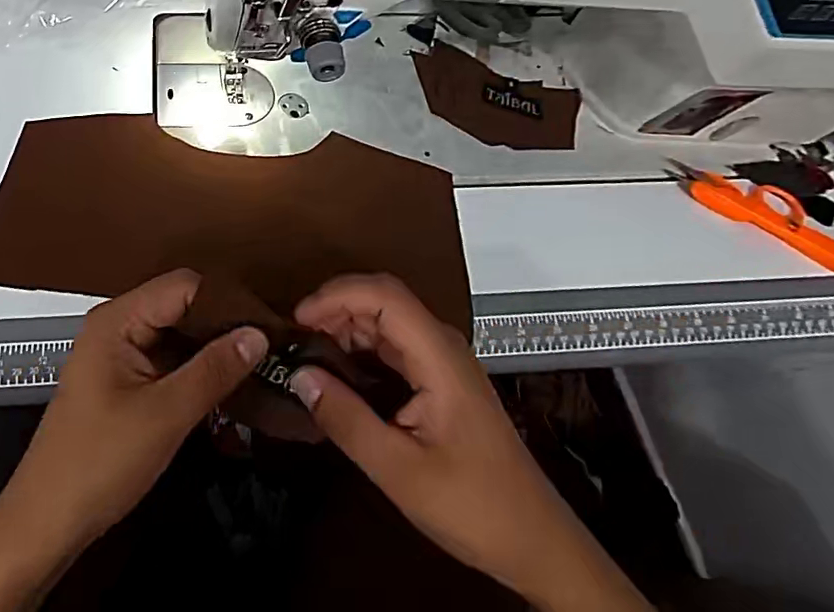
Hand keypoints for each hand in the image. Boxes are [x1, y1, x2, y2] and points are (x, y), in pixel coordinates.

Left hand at [0, 269, 266, 611]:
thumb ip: (214, 369)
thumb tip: (259, 334)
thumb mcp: (165, 415)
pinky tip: (228, 382)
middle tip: (269, 346)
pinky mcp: (125, 377)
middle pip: (182, 305)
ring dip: (213, 347)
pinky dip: (197, 367)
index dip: (227, 301)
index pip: (185, 285)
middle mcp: (117, 324)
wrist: (46, 523)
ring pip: (178, 332)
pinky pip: (169, 357)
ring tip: (259, 362)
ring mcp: (119, 351)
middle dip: (224, 324)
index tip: (267, 325)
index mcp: (117, 319)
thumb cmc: (98, 463)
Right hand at [290, 274, 649, 611]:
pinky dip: (362, 345)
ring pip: (389, 319)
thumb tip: (301, 376)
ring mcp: (445, 361)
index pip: (384, 294)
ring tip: (312, 352)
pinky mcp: (442, 378)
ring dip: (347, 325)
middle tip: (298, 337)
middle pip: (385, 299)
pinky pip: (396, 344)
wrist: (534, 540)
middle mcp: (443, 346)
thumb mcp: (399, 470)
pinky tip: (341, 370)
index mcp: (439, 357)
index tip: (299, 319)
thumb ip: (346, 419)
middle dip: (336, 306)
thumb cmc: (475, 507)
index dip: (337, 295)